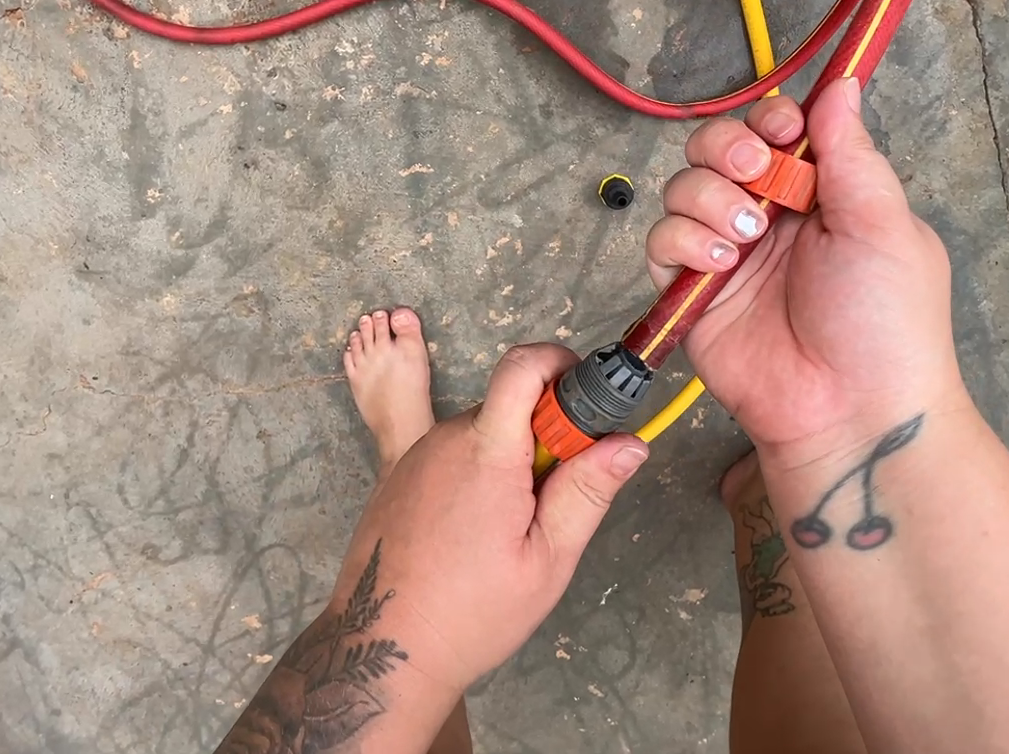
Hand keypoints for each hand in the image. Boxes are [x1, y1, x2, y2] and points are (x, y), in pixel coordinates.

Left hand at [329, 344, 648, 692]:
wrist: (379, 646)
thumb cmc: (471, 611)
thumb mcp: (546, 560)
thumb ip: (587, 492)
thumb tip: (630, 442)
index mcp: (486, 449)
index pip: (522, 365)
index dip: (558, 363)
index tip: (584, 401)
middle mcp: (447, 436)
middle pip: (509, 403)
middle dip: (543, 433)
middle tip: (553, 496)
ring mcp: (418, 451)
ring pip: (484, 430)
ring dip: (510, 459)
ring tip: (509, 527)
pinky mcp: (402, 469)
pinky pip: (455, 451)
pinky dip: (478, 472)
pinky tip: (474, 529)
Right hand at [644, 78, 966, 462]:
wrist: (847, 410)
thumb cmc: (884, 320)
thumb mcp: (884, 228)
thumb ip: (852, 154)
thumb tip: (843, 84)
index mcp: (817, 193)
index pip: (773, 130)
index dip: (768, 119)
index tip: (780, 131)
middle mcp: (765, 214)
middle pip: (713, 148)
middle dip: (723, 147)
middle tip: (750, 170)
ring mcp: (723, 250)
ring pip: (681, 187)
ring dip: (706, 200)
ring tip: (744, 239)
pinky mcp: (689, 288)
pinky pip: (661, 240)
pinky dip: (683, 242)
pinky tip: (719, 265)